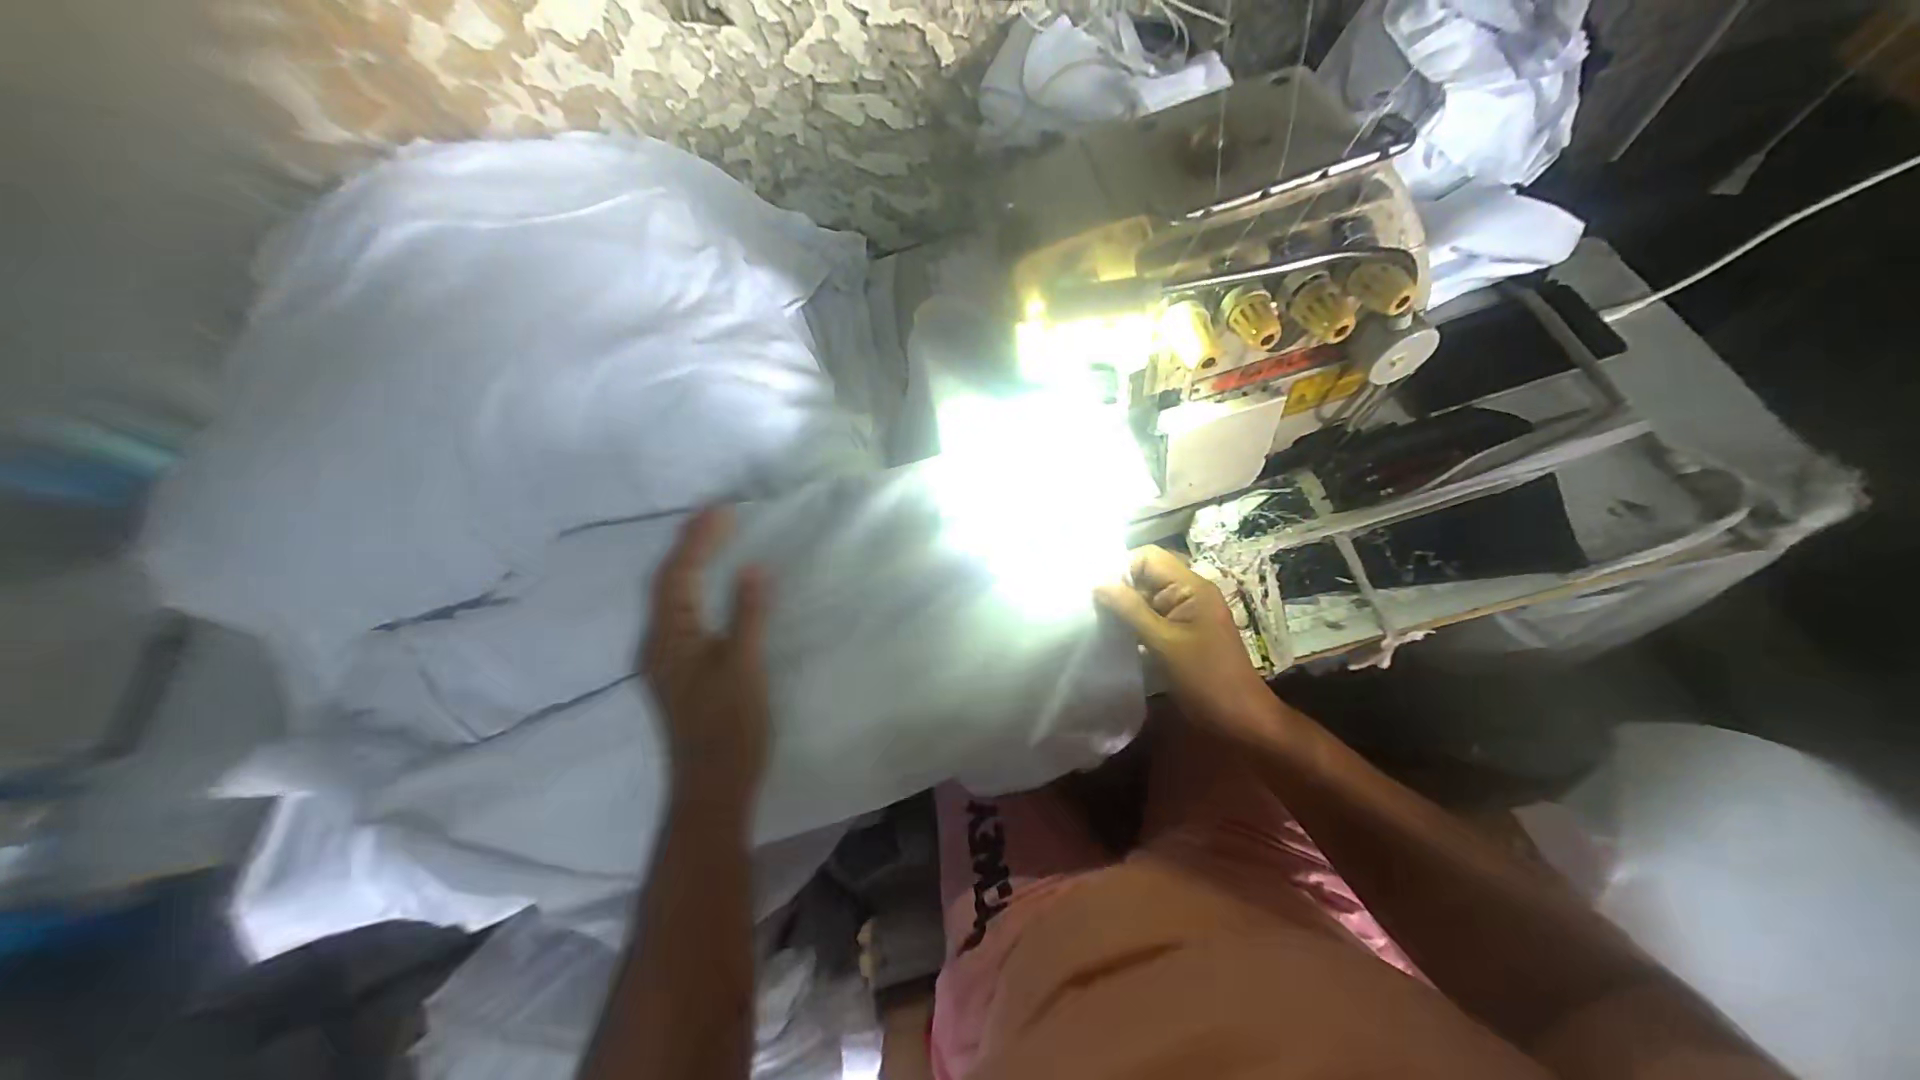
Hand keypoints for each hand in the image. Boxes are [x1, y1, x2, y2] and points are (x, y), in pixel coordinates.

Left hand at [642, 507, 771, 807]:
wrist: (711, 786)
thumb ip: (748, 616)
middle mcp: (657, 643)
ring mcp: (664, 659)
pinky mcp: (677, 671)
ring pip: (670, 598)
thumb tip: (754, 568)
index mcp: (669, 638)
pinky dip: (693, 588)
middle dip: (690, 545)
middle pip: (668, 582)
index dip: (699, 540)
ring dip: (689, 564)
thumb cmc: (730, 728)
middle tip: (718, 516)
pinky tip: (708, 586)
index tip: (722, 510)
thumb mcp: (744, 668)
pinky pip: (679, 614)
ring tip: (713, 539)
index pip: (680, 574)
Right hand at [1094, 546, 1278, 739]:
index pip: (1148, 557)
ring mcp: (1184, 616)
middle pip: (1144, 576)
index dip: (1121, 568)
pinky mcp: (1178, 636)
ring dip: (1122, 611)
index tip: (1097, 592)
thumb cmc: (1207, 678)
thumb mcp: (1165, 642)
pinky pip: (1149, 620)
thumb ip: (1131, 610)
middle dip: (1118, 590)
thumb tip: (1098, 584)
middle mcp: (1188, 595)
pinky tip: (1113, 640)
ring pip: (1144, 600)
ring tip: (1097, 625)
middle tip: (1091, 610)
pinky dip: (1131, 627)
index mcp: (1191, 587)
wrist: (1240, 720)